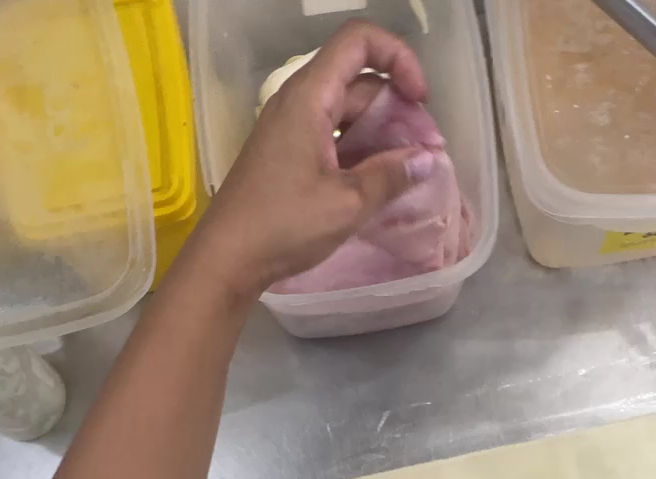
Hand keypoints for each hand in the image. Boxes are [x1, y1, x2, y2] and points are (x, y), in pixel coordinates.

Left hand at [178, 20, 438, 299]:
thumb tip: (428, 159)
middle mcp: (298, 103)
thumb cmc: (283, 226)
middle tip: (424, 152)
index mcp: (310, 96)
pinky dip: (359, 153)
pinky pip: (332, 140)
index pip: (360, 42)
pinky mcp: (287, 158)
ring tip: (408, 171)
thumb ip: (390, 176)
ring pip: (346, 114)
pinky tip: (378, 184)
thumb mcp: (346, 203)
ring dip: (381, 135)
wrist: (227, 259)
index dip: (399, 59)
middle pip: (358, 81)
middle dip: (397, 108)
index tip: (420, 101)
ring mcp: (290, 131)